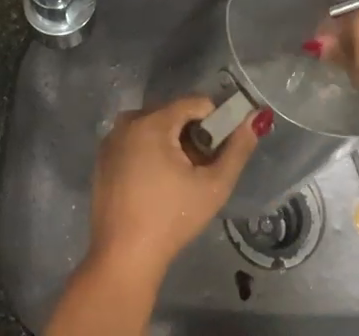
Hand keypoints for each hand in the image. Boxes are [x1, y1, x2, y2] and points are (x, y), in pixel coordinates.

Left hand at [87, 94, 268, 275]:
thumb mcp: (213, 185)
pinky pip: (134, 141)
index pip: (193, 102)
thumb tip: (256, 119)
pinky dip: (149, 151)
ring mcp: (111, 139)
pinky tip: (156, 183)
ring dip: (170, 141)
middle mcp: (128, 121)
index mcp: (152, 122)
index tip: (220, 148)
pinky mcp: (102, 158)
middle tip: (200, 168)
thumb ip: (238, 149)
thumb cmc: (172, 218)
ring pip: (152, 126)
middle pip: (172, 113)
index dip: (214, 120)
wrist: (124, 255)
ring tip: (180, 177)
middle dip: (191, 133)